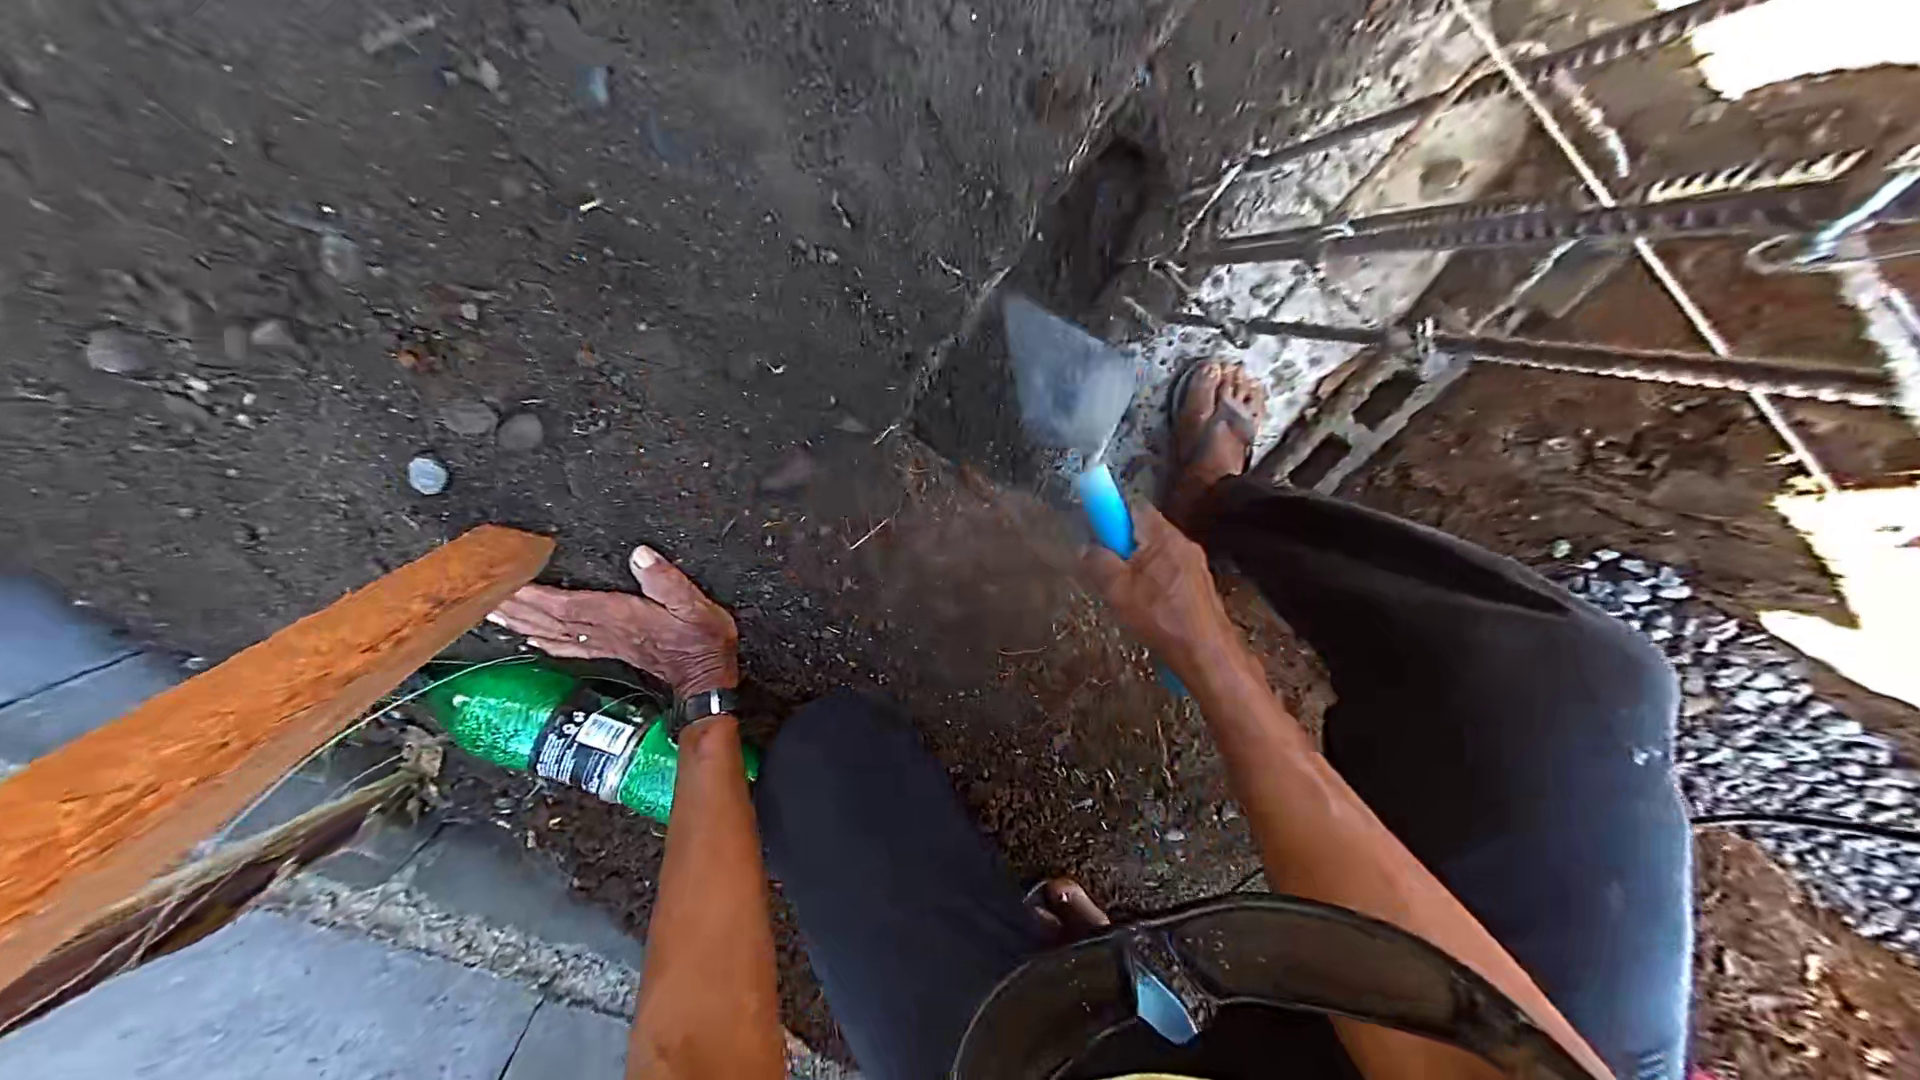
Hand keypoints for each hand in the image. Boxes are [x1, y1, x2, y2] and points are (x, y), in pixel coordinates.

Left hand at [488, 546, 738, 696]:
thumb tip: (640, 555)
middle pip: (549, 619)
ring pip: (552, 633)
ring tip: (490, 611)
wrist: (706, 677)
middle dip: (514, 606)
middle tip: (479, 593)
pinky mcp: (611, 652)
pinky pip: (567, 647)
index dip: (533, 593)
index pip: (567, 605)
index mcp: (622, 616)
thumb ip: (667, 581)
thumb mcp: (696, 605)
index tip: (506, 580)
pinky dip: (541, 642)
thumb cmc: (702, 640)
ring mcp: (606, 644)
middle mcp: (607, 632)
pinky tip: (528, 638)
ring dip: (519, 623)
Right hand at [1080, 503, 1240, 685]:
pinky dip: (1151, 579)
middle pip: (1144, 530)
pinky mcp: (1198, 584)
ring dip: (1136, 565)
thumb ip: (1097, 562)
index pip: (1133, 506)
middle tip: (1106, 568)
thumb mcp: (1117, 590)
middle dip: (1121, 545)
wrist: (1205, 653)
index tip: (1094, 527)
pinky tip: (1145, 605)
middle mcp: (1182, 543)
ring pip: (1155, 552)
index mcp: (1163, 537)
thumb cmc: (1162, 619)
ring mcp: (1194, 563)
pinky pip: (1168, 570)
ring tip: (1125, 592)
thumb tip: (1086, 548)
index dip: (1109, 512)